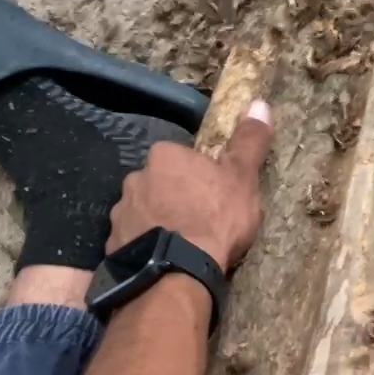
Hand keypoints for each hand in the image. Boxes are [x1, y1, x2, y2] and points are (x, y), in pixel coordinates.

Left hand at [108, 102, 273, 268]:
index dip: (200, 177)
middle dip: (175, 198)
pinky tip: (163, 261)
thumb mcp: (242, 178)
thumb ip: (249, 143)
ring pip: (144, 211)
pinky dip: (145, 247)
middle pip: (160, 183)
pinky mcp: (113, 244)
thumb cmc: (215, 218)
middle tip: (200, 222)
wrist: (179, 271)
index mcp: (165, 156)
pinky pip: (133, 240)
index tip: (215, 197)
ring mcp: (120, 212)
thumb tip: (260, 103)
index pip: (183, 159)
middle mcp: (135, 177)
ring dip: (158, 222)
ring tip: (181, 246)